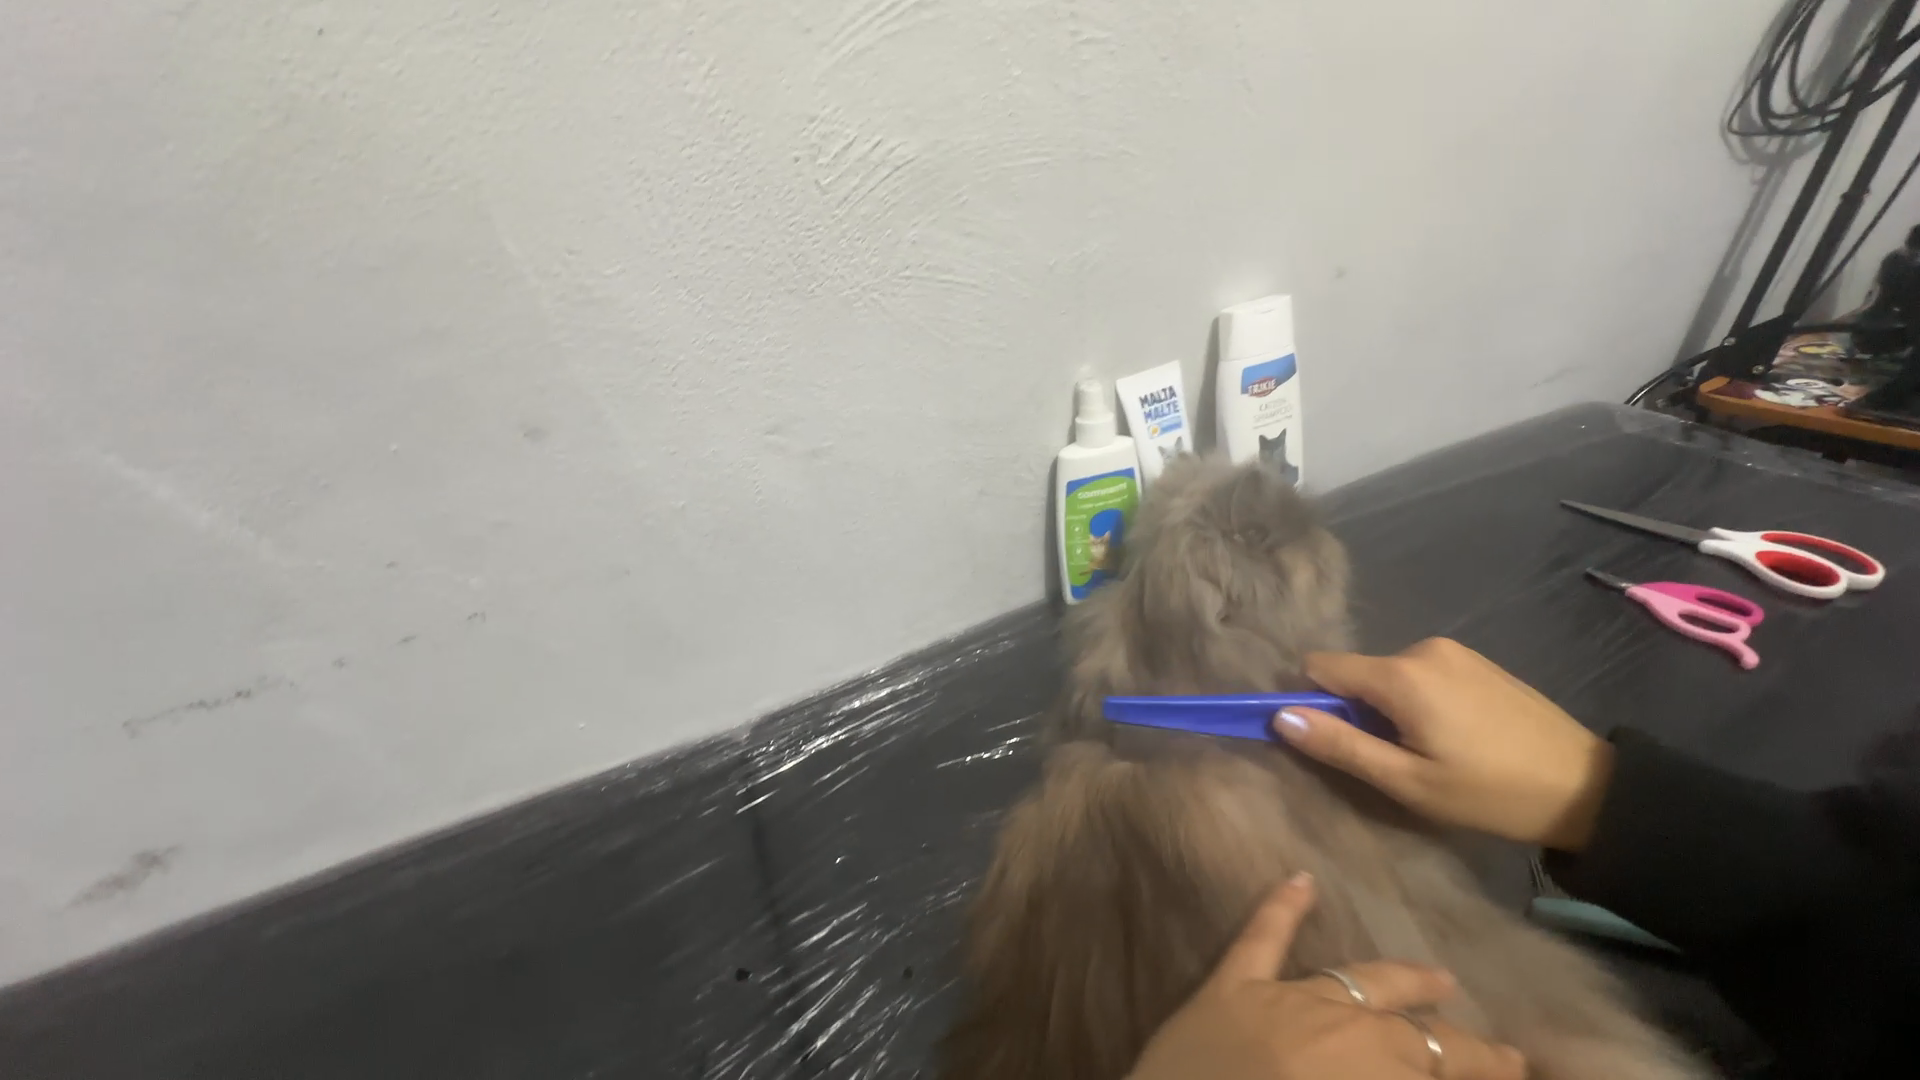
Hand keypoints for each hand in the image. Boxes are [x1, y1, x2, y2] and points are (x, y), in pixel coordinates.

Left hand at [1128, 874, 1525, 1079]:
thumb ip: (1396, 1078)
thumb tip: (1429, 1071)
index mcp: (1378, 1068)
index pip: (1445, 1062)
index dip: (1485, 1066)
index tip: (1517, 1066)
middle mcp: (1341, 1025)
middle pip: (1408, 1026)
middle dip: (1454, 1036)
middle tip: (1492, 1042)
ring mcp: (1283, 998)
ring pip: (1353, 979)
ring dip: (1398, 980)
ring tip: (1436, 976)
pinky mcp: (1229, 987)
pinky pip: (1260, 939)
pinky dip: (1280, 906)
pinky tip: (1300, 878)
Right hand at [1274, 637, 1612, 850]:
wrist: (1592, 790)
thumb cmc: (1491, 793)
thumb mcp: (1408, 782)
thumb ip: (1341, 745)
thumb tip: (1280, 716)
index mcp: (1400, 675)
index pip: (1319, 666)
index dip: (1311, 700)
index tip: (1332, 738)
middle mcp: (1421, 649)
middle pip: (1355, 672)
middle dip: (1356, 709)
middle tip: (1392, 758)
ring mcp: (1452, 651)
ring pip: (1386, 674)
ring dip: (1388, 707)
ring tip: (1428, 749)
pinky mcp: (1474, 659)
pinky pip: (1418, 673)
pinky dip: (1416, 699)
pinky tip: (1453, 734)